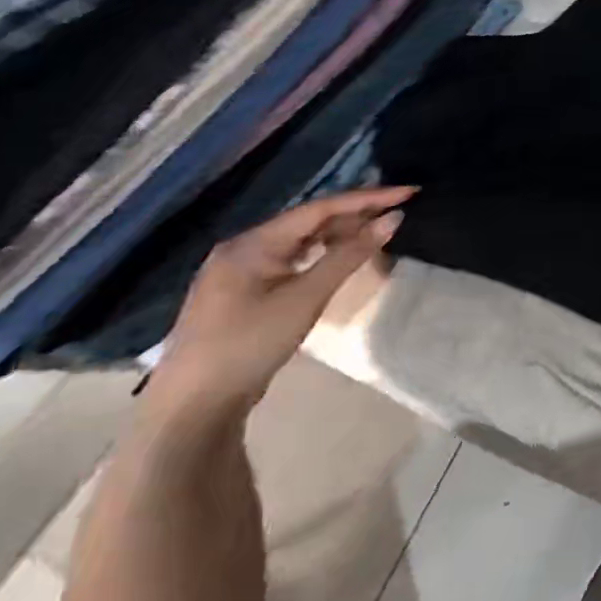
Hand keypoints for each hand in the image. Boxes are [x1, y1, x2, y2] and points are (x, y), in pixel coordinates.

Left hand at [145, 186, 417, 422]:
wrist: (192, 408)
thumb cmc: (248, 345)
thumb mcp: (305, 298)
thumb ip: (350, 255)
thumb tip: (393, 219)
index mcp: (252, 242)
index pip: (320, 208)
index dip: (367, 198)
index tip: (409, 192)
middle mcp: (244, 248)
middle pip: (310, 220)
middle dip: (356, 213)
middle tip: (399, 210)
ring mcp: (241, 271)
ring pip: (301, 240)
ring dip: (341, 234)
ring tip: (379, 231)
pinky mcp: (245, 293)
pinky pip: (293, 259)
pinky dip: (323, 254)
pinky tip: (342, 258)